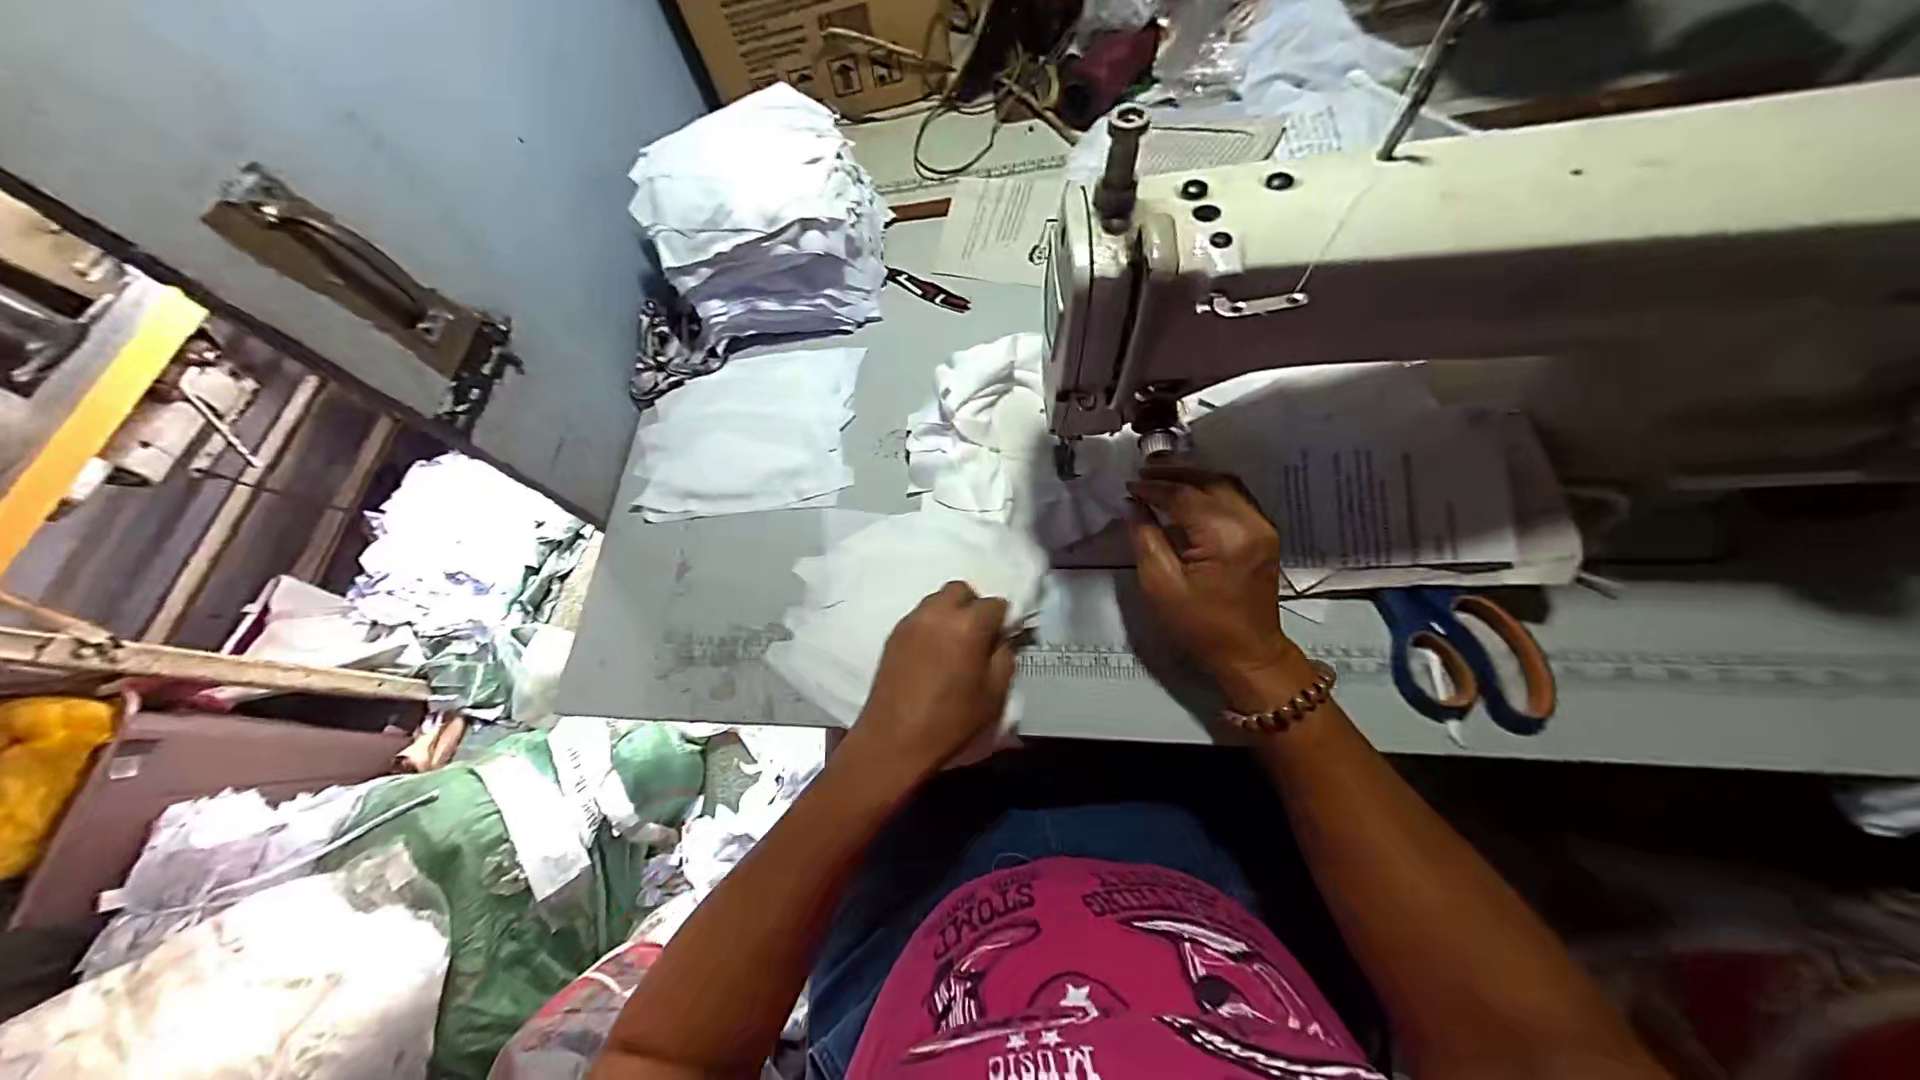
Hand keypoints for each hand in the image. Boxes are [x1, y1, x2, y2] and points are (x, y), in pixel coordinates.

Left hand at [851, 581, 1015, 779]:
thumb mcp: (994, 695)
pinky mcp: (893, 635)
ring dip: (950, 613)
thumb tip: (1001, 641)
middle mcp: (938, 613)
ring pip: (937, 600)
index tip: (1002, 639)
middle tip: (978, 636)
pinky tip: (933, 653)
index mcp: (968, 625)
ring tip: (954, 644)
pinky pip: (919, 616)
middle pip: (961, 591)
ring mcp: (911, 621)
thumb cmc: (950, 722)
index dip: (1003, 621)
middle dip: (974, 606)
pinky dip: (931, 625)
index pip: (995, 604)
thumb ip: (1004, 659)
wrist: (894, 741)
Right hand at [1127, 467, 1301, 688]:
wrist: (1248, 653)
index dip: (1153, 488)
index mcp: (1224, 536)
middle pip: (1208, 480)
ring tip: (1161, 477)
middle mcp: (1249, 522)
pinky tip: (1188, 492)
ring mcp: (1262, 526)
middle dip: (1173, 473)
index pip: (1184, 496)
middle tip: (1142, 473)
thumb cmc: (1200, 627)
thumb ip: (1145, 539)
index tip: (1129, 488)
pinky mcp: (1264, 533)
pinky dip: (1209, 488)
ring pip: (1225, 483)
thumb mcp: (1160, 586)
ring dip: (1192, 476)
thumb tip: (1135, 507)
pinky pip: (1236, 496)